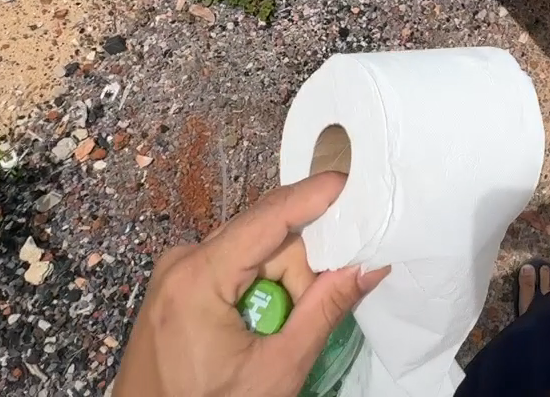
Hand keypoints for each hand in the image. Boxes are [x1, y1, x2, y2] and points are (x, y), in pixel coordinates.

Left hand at [115, 173, 387, 396]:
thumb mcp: (276, 370)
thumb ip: (325, 309)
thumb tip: (371, 264)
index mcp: (198, 277)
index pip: (271, 215)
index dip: (316, 193)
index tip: (356, 179)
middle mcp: (183, 259)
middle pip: (268, 233)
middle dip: (300, 266)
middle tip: (310, 310)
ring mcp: (177, 270)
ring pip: (256, 246)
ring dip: (282, 278)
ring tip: (277, 330)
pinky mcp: (178, 283)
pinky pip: (237, 261)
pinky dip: (261, 282)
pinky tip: (261, 321)